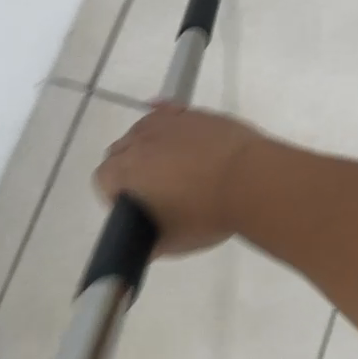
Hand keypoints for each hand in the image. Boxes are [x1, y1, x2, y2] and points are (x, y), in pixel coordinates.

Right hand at [95, 105, 268, 256]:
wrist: (253, 179)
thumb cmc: (208, 212)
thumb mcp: (174, 241)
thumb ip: (151, 244)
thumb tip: (146, 247)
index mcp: (128, 169)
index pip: (103, 178)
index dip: (115, 194)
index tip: (136, 207)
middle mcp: (144, 139)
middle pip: (121, 150)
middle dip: (130, 168)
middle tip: (155, 189)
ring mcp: (174, 122)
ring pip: (145, 128)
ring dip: (147, 143)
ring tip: (166, 162)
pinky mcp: (200, 114)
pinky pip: (172, 110)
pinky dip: (166, 115)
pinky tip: (165, 117)